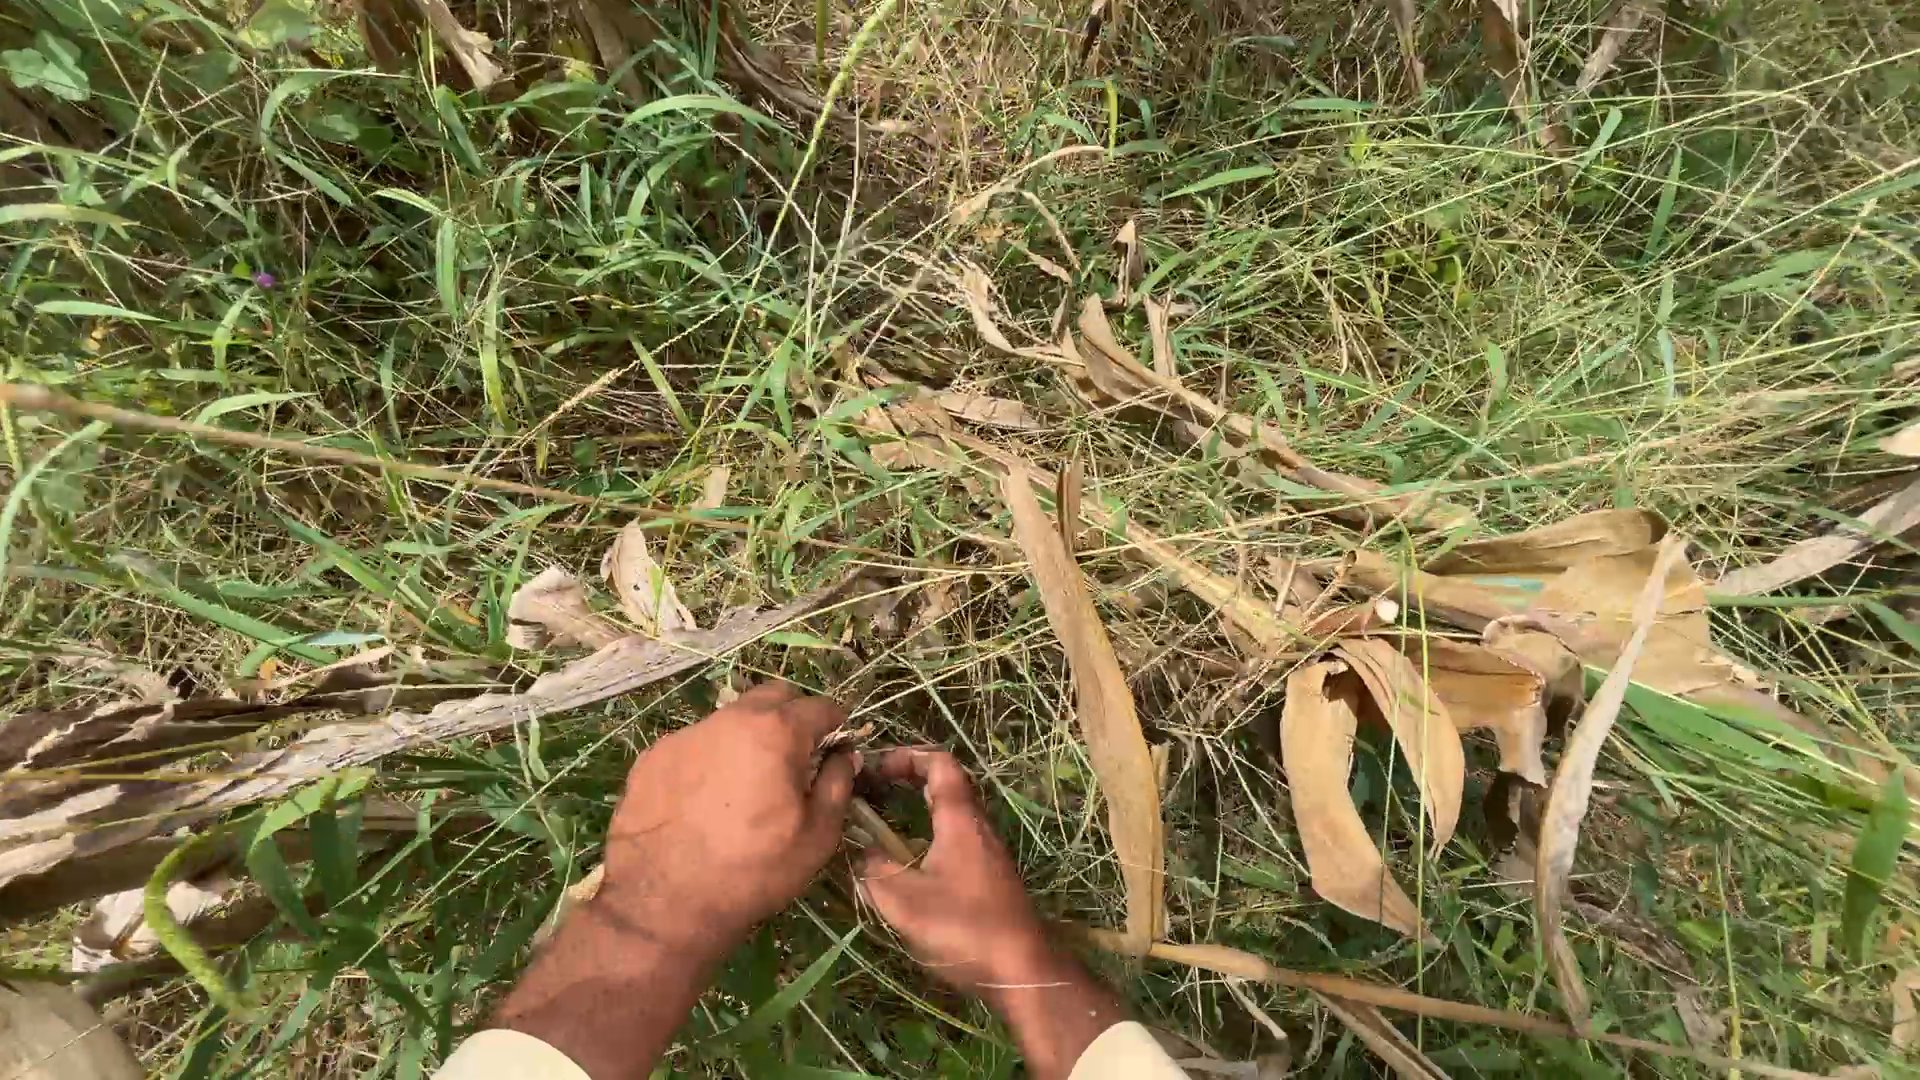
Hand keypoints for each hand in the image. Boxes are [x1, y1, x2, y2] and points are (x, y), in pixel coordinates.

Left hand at [597, 682, 857, 954]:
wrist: (662, 908)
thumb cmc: (754, 872)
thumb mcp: (818, 835)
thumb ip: (838, 783)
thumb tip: (843, 755)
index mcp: (776, 731)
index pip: (821, 707)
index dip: (836, 726)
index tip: (836, 749)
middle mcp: (731, 719)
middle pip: (774, 697)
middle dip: (793, 717)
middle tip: (794, 759)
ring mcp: (687, 734)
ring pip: (732, 718)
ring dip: (749, 737)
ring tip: (745, 783)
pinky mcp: (653, 756)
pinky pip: (696, 743)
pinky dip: (711, 758)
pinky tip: (705, 799)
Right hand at [854, 749, 1063, 997]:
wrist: (1023, 968)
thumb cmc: (965, 927)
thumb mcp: (907, 902)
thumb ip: (876, 872)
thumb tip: (860, 853)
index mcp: (960, 817)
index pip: (939, 762)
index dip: (907, 755)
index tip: (875, 768)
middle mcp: (976, 823)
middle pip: (946, 781)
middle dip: (909, 776)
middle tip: (875, 786)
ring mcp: (986, 848)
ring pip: (951, 809)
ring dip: (919, 804)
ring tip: (883, 817)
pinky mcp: (988, 873)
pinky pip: (955, 833)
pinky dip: (929, 830)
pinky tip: (908, 856)